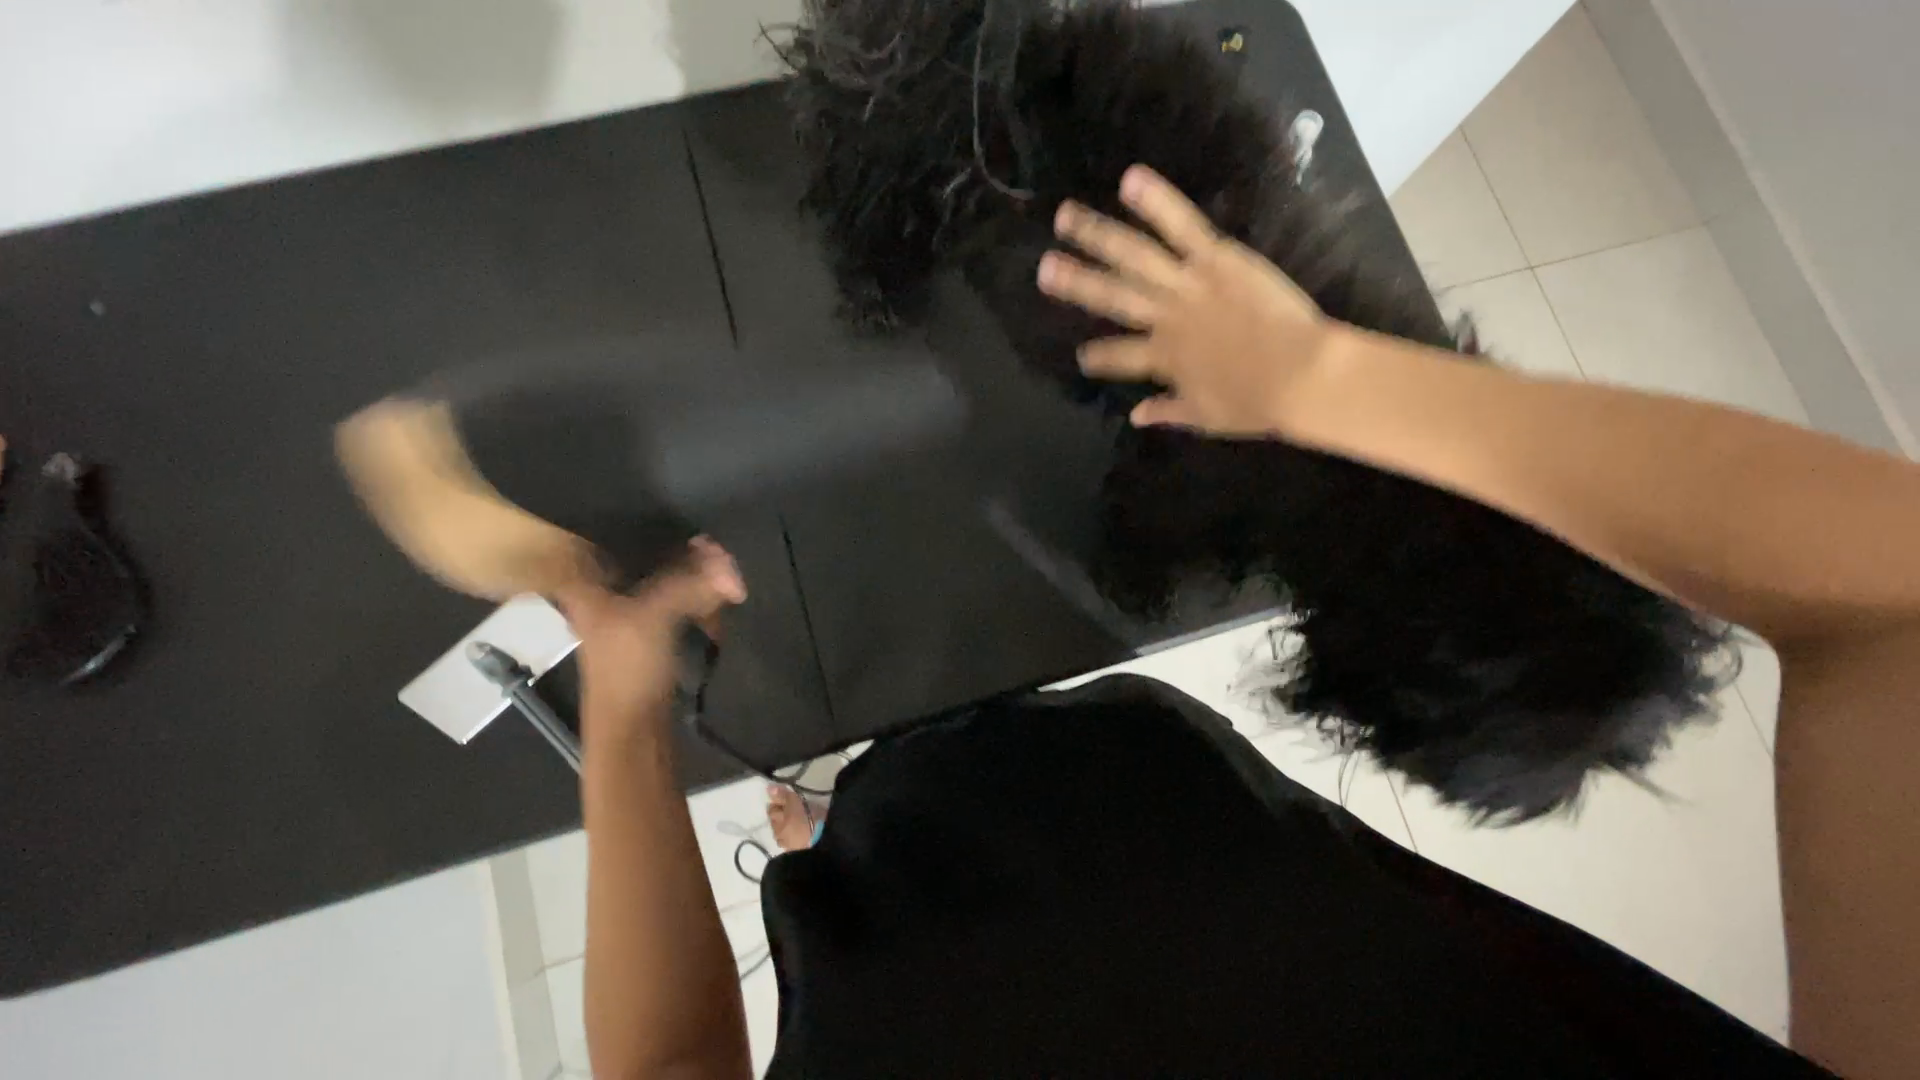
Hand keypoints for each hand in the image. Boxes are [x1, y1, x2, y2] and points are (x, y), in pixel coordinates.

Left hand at [552, 537, 746, 737]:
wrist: (633, 728)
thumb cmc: (628, 668)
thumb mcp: (654, 615)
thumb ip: (690, 584)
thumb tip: (731, 568)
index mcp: (589, 580)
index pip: (619, 534)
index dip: (655, 526)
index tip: (693, 531)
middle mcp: (606, 588)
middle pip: (652, 554)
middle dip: (691, 556)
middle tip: (721, 560)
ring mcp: (631, 609)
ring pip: (670, 577)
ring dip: (701, 579)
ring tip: (727, 585)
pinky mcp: (654, 629)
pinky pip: (681, 600)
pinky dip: (701, 600)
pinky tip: (719, 606)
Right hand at [1037, 165, 1336, 436]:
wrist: (1299, 375)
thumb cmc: (1256, 403)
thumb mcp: (1206, 417)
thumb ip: (1168, 412)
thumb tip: (1137, 416)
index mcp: (1163, 360)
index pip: (1120, 358)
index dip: (1100, 358)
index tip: (1082, 356)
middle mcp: (1164, 319)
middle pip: (1111, 298)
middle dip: (1075, 284)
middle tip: (1043, 268)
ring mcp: (1186, 285)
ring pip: (1133, 256)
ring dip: (1096, 235)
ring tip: (1065, 217)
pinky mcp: (1216, 258)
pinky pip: (1182, 226)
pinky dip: (1157, 202)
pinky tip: (1130, 179)